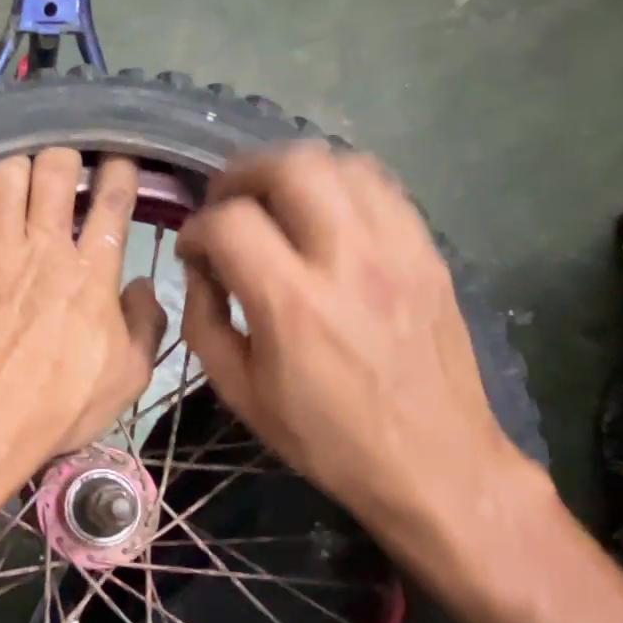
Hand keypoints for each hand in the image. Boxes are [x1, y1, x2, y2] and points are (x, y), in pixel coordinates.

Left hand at [0, 148, 166, 473]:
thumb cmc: (62, 405)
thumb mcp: (129, 376)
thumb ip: (146, 323)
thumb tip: (145, 284)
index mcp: (93, 272)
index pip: (112, 198)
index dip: (120, 168)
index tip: (120, 162)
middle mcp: (44, 248)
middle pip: (55, 169)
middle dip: (66, 157)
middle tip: (68, 169)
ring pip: (5, 176)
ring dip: (19, 168)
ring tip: (24, 180)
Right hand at [177, 145, 522, 530]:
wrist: (431, 460)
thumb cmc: (324, 439)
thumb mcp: (241, 394)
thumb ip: (205, 324)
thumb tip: (199, 272)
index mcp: (291, 306)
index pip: (229, 223)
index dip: (196, 228)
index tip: (191, 250)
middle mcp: (347, 261)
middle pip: (289, 167)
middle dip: (241, 174)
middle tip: (225, 204)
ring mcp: (397, 249)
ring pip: (341, 163)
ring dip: (292, 172)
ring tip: (272, 201)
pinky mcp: (428, 251)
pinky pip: (381, 186)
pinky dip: (339, 185)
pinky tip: (322, 213)